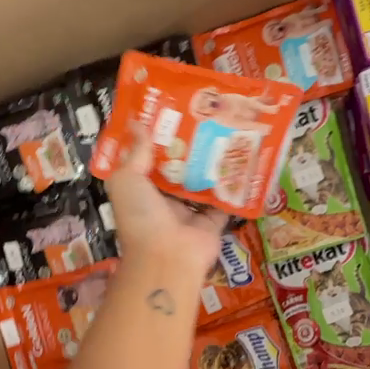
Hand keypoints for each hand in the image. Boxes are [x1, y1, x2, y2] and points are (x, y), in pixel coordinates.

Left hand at [103, 122, 230, 279]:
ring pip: (203, 181)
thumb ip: (135, 152)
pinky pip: (225, 200)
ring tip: (226, 128)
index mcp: (141, 191)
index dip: (158, 138)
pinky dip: (233, 184)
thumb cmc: (141, 216)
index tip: (171, 111)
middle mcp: (165, 201)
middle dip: (190, 146)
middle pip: (179, 168)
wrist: (167, 257)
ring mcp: (190, 212)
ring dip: (213, 161)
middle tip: (206, 114)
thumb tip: (137, 122)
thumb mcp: (126, 179)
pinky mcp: (213, 222)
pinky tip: (243, 158)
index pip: (149, 160)